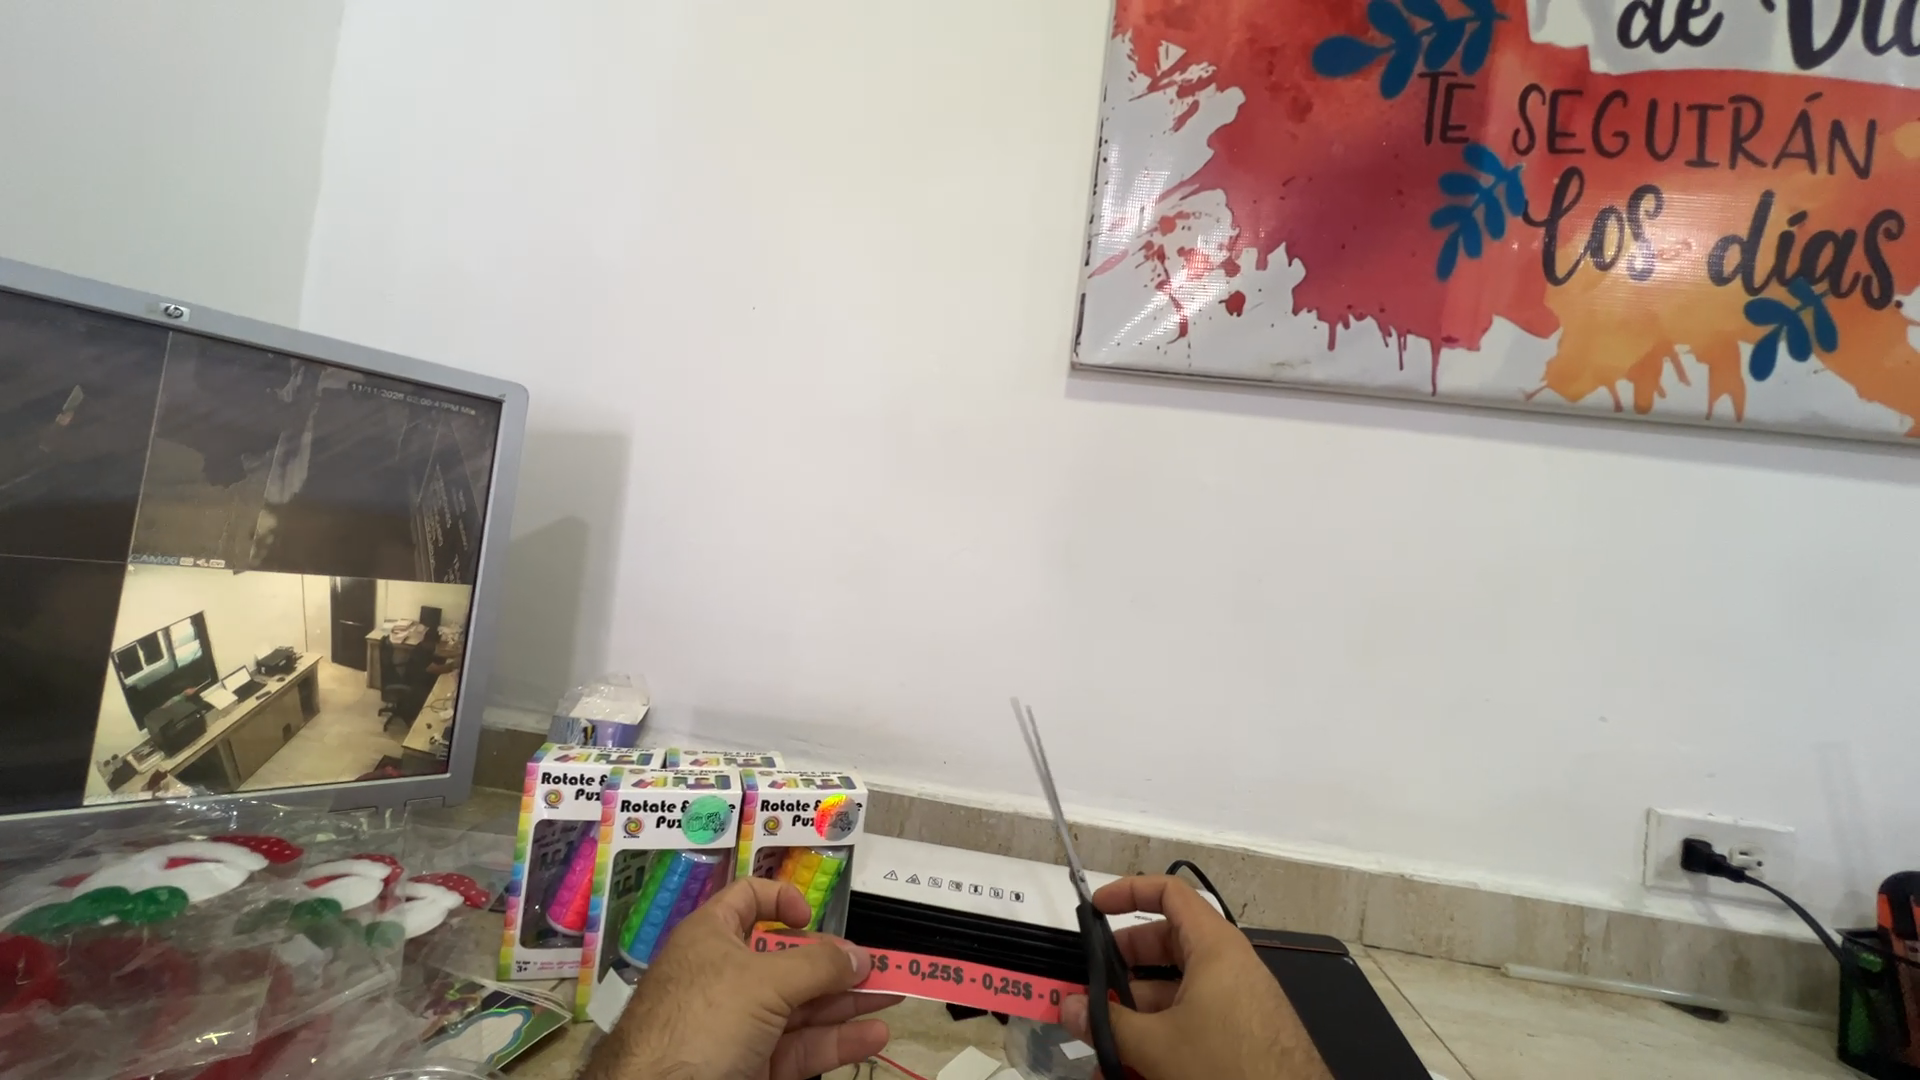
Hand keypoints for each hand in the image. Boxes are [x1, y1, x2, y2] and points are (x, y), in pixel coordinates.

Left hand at [583, 878, 900, 1079]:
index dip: (782, 900)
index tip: (812, 917)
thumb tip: (859, 957)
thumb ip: (817, 966)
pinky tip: (874, 1036)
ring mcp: (738, 1028)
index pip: (748, 899)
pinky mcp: (750, 1070)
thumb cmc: (703, 1022)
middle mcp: (725, 977)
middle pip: (789, 959)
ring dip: (847, 1002)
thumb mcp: (763, 982)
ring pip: (802, 1007)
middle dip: (835, 962)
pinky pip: (800, 1048)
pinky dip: (836, 1042)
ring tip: (893, 996)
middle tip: (880, 966)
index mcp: (713, 937)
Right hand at [1060, 877, 1329, 1079]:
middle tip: (1090, 988)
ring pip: (1174, 994)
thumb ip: (1108, 1023)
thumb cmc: (1228, 1066)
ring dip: (1136, 1017)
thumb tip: (1067, 1006)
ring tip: (1103, 1050)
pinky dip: (1161, 1040)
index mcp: (1213, 946)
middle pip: (1163, 947)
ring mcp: (1235, 1003)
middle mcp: (1226, 965)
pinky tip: (1132, 1072)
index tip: (1094, 908)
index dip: (1128, 891)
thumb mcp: (1158, 1045)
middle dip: (1121, 970)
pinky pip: (1191, 1024)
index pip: (1168, 892)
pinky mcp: (1241, 1037)